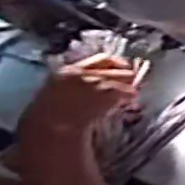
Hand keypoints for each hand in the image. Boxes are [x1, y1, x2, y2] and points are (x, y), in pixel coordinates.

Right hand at [16, 54, 139, 161]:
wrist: (53, 125)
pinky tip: (117, 104)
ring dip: (127, 88)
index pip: (104, 58)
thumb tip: (120, 71)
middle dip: (126, 79)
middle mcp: (82, 72)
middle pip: (123, 68)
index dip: (118, 65)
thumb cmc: (59, 109)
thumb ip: (86, 76)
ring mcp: (95, 81)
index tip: (122, 72)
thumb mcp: (64, 86)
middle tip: (119, 91)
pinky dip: (128, 98)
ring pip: (130, 77)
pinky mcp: (107, 90)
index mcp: (69, 70)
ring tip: (115, 98)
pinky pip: (130, 91)